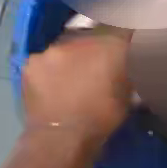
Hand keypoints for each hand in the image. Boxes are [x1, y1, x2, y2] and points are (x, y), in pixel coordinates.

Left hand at [17, 30, 132, 161]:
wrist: (62, 139)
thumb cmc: (103, 117)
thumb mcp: (129, 90)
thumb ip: (131, 66)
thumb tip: (134, 55)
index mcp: (112, 45)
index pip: (123, 28)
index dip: (125, 35)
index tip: (126, 43)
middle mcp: (82, 38)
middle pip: (93, 32)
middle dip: (97, 44)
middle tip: (97, 62)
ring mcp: (54, 48)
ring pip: (68, 44)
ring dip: (73, 54)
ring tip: (74, 73)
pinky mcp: (32, 60)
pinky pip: (47, 57)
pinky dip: (52, 66)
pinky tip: (54, 81)